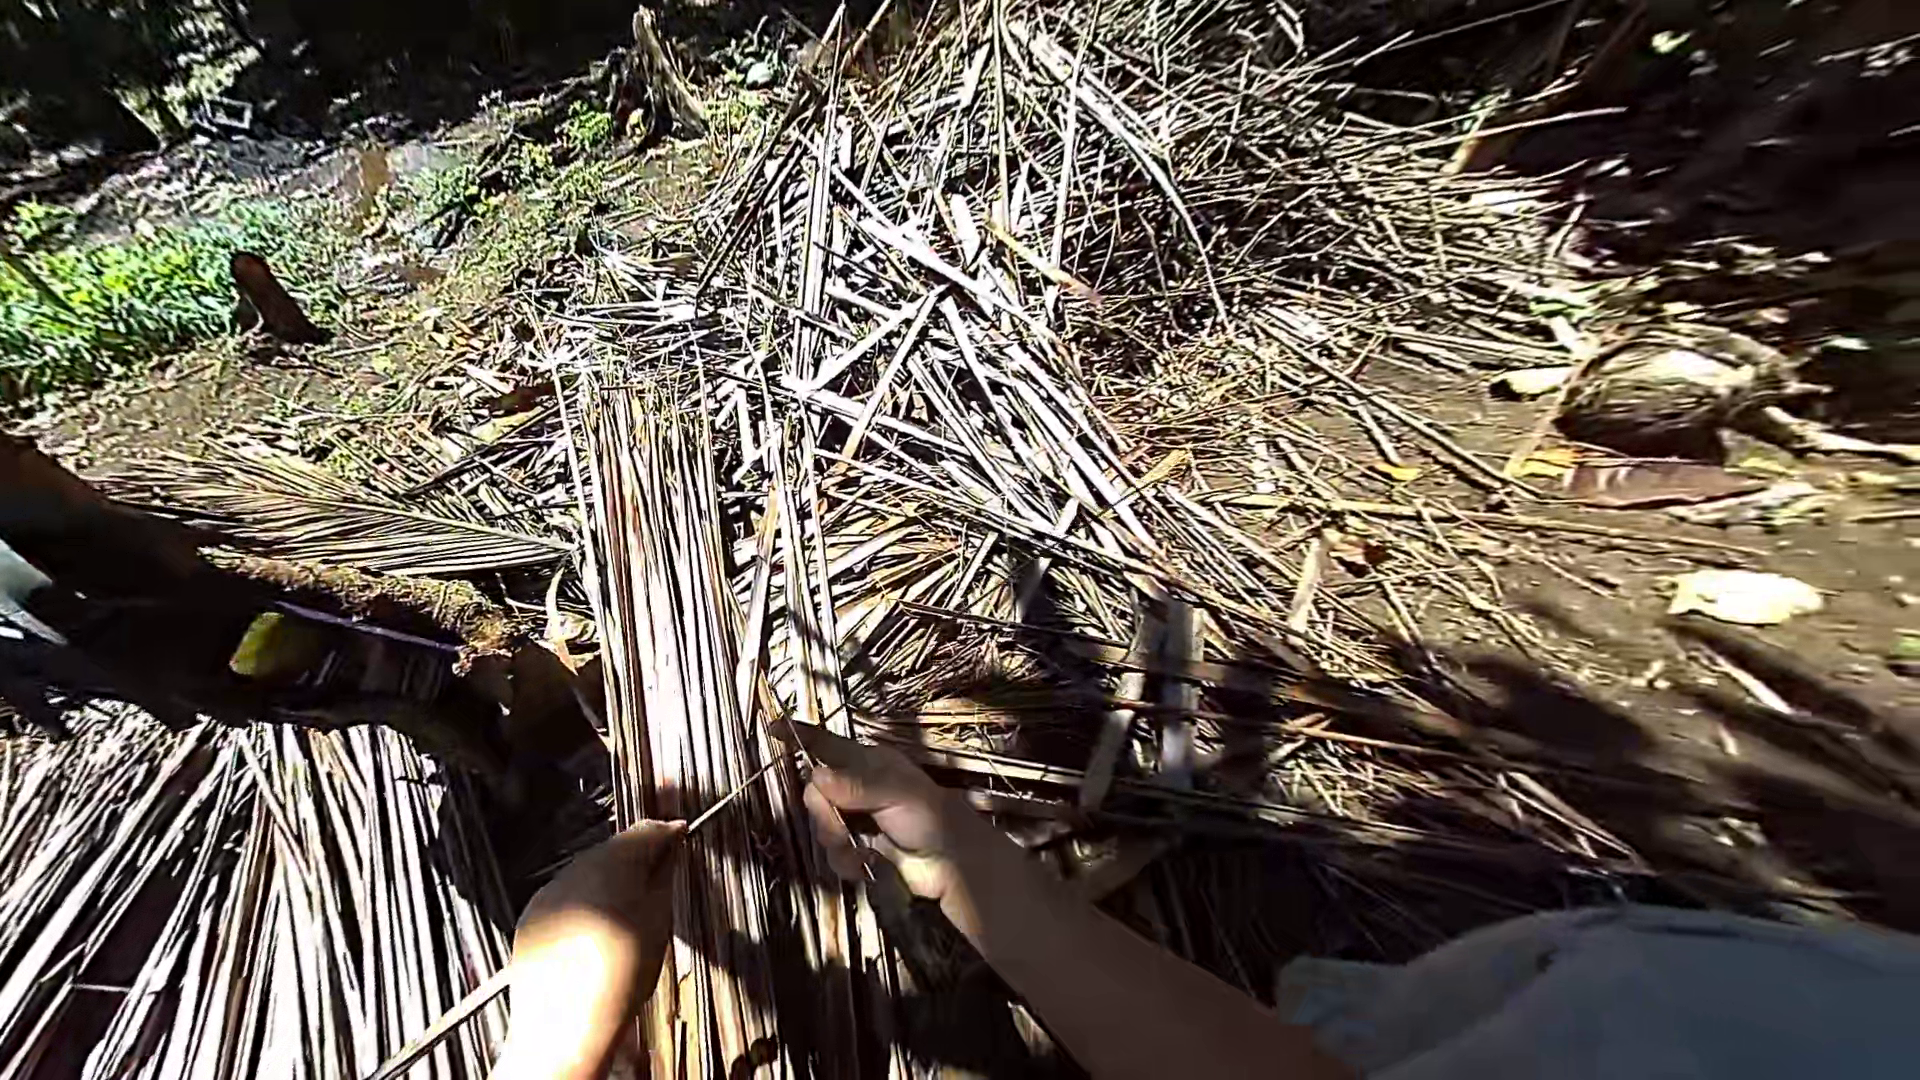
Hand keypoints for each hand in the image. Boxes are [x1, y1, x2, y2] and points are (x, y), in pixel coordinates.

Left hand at [491, 820, 683, 1079]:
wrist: (565, 1034)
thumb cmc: (618, 977)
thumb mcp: (658, 918)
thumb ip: (663, 874)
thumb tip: (670, 849)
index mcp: (609, 865)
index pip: (645, 830)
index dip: (667, 831)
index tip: (680, 834)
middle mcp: (574, 871)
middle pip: (616, 846)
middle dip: (639, 854)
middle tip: (661, 869)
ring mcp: (549, 894)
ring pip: (591, 867)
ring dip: (613, 874)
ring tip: (632, 901)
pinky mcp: (532, 917)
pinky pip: (568, 891)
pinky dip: (588, 895)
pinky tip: (602, 920)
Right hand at [783, 723, 984, 905]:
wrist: (949, 862)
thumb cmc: (929, 814)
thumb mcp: (898, 792)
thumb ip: (857, 785)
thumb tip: (816, 776)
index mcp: (866, 763)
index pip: (828, 745)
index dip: (801, 736)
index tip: (773, 727)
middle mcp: (855, 788)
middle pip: (815, 795)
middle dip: (825, 817)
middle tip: (843, 829)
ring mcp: (854, 819)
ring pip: (821, 828)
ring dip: (838, 844)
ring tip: (863, 851)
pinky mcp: (856, 848)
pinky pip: (832, 856)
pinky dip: (847, 864)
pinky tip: (868, 865)